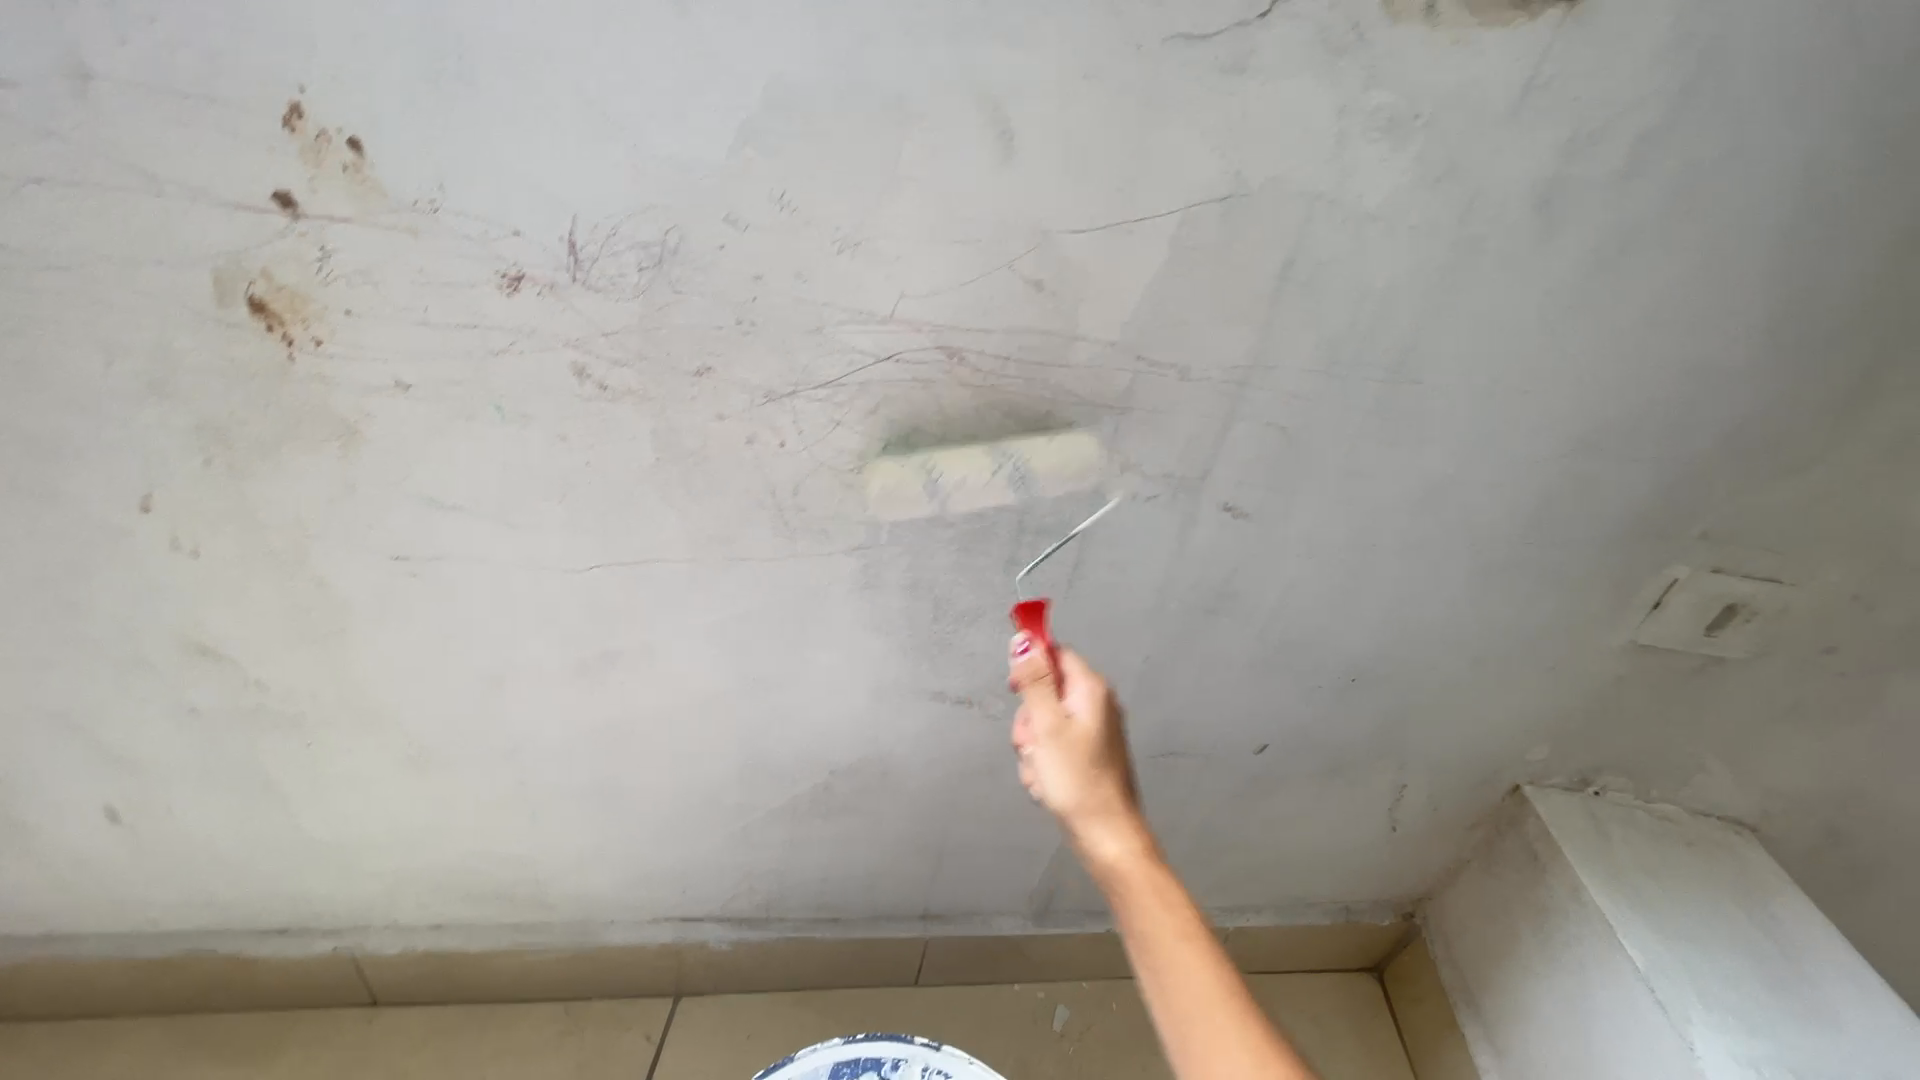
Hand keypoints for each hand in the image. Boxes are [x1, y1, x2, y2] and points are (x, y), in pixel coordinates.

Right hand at [1008, 632, 1150, 862]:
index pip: (1054, 654)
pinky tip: (1047, 782)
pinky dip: (1044, 762)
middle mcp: (1097, 703)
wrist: (1105, 835)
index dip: (1031, 669)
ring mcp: (1094, 729)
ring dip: (1033, 745)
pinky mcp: (1089, 753)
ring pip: (1044, 722)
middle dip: (1028, 719)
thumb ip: (1034, 679)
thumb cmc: (1076, 780)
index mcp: (1091, 688)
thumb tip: (1023, 638)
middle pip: (1046, 691)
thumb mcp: (1046, 725)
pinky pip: (1054, 745)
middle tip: (1033, 744)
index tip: (1016, 693)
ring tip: (1041, 770)